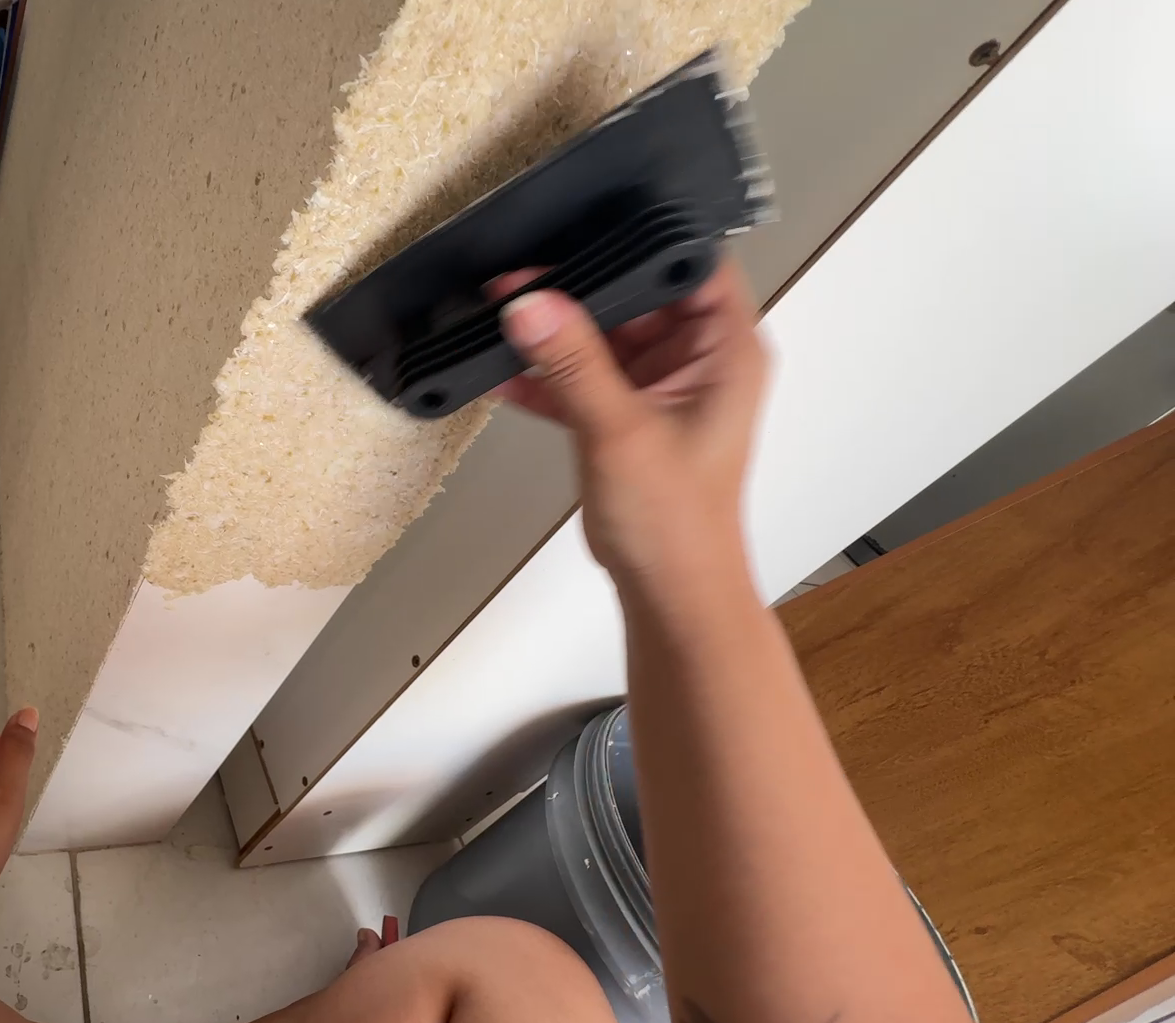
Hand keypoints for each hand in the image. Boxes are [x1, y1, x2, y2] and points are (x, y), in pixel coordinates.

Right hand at [491, 259, 767, 587]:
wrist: (665, 586)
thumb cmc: (674, 519)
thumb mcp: (620, 430)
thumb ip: (573, 365)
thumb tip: (530, 306)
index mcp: (725, 349)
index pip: (689, 266)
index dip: (639, 242)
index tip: (579, 233)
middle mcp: (694, 360)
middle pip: (633, 300)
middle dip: (575, 291)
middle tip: (518, 281)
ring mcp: (654, 388)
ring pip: (598, 340)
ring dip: (552, 336)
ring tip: (499, 320)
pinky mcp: (620, 415)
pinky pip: (577, 381)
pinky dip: (542, 379)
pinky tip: (501, 374)